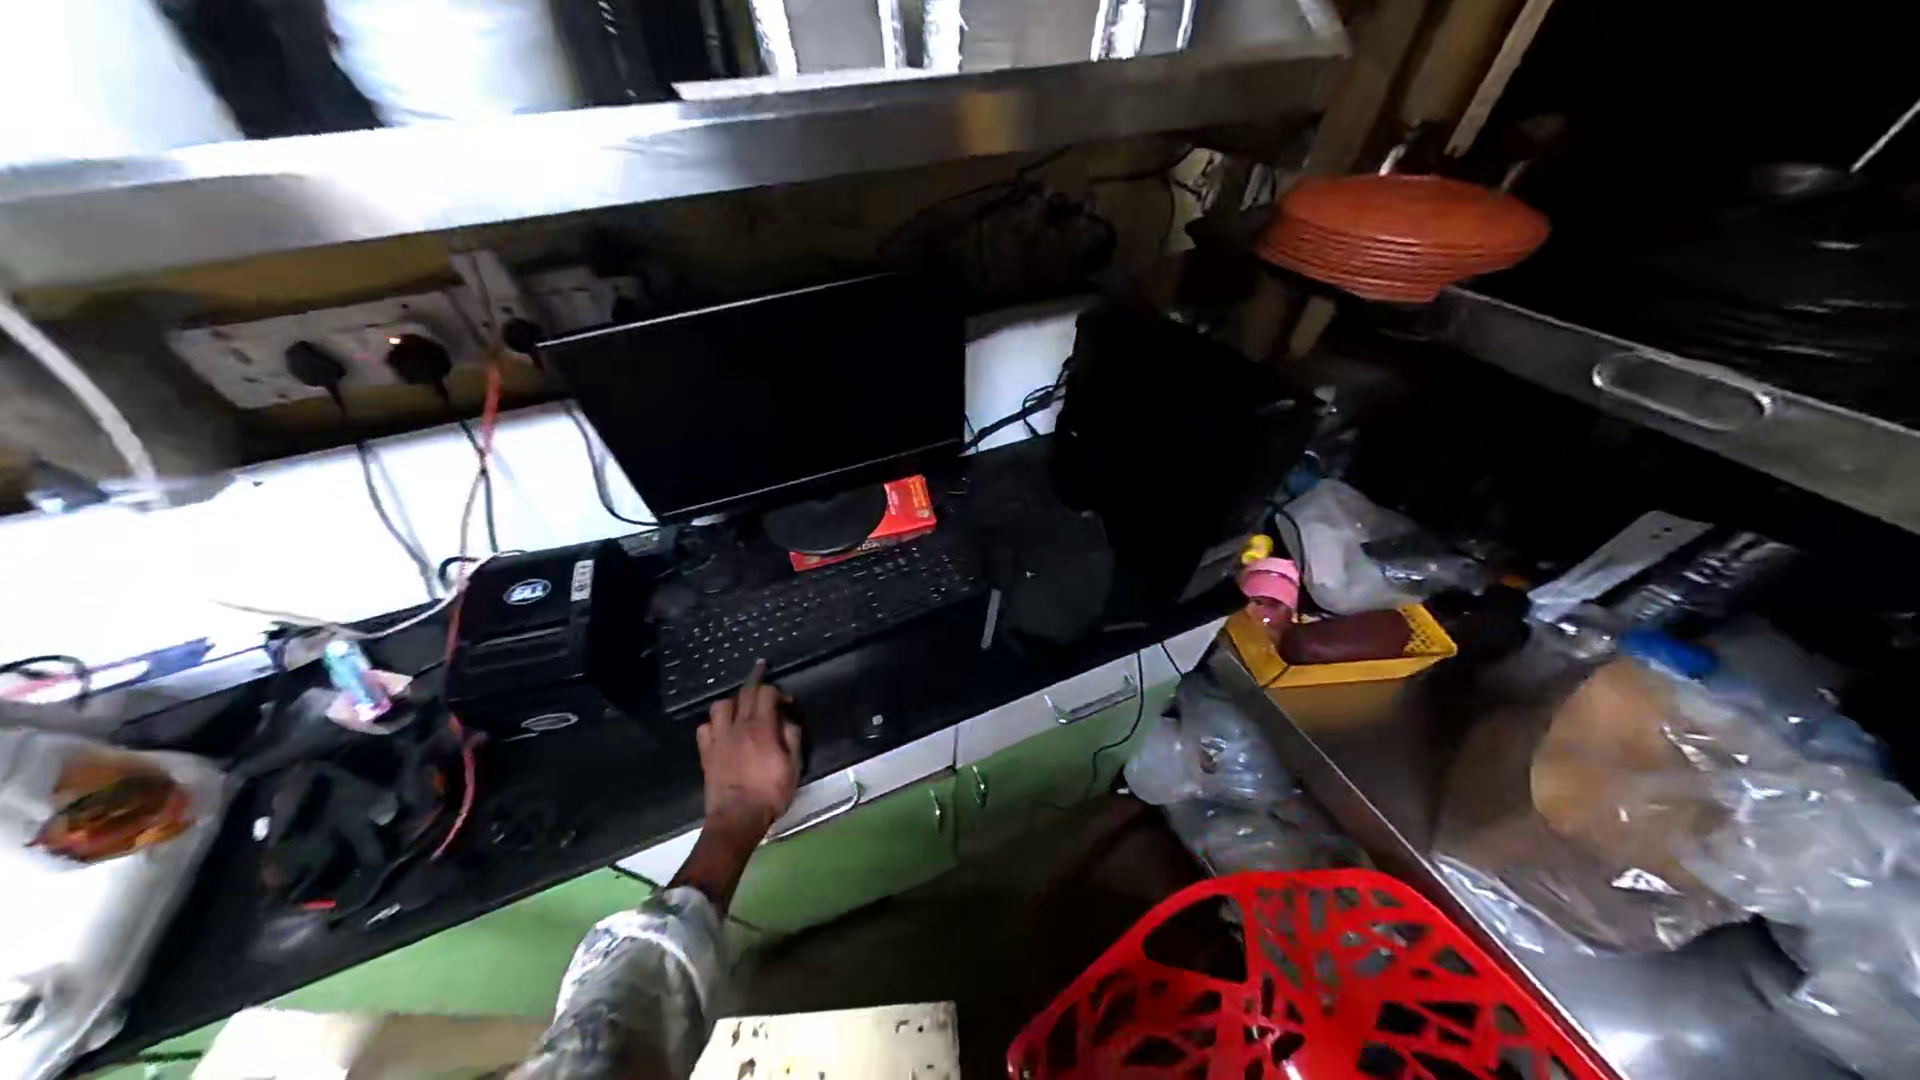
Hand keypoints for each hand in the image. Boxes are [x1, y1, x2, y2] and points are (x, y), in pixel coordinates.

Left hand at [694, 660, 801, 841]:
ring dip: (733, 701)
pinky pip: (705, 727)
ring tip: (741, 707)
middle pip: (744, 693)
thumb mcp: (794, 765)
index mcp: (762, 728)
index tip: (787, 701)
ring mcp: (719, 739)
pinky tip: (723, 730)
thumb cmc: (770, 793)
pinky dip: (714, 723)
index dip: (778, 691)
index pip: (766, 693)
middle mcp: (738, 727)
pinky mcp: (706, 752)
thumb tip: (788, 719)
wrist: (737, 818)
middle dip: (755, 680)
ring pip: (721, 705)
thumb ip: (792, 736)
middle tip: (762, 673)